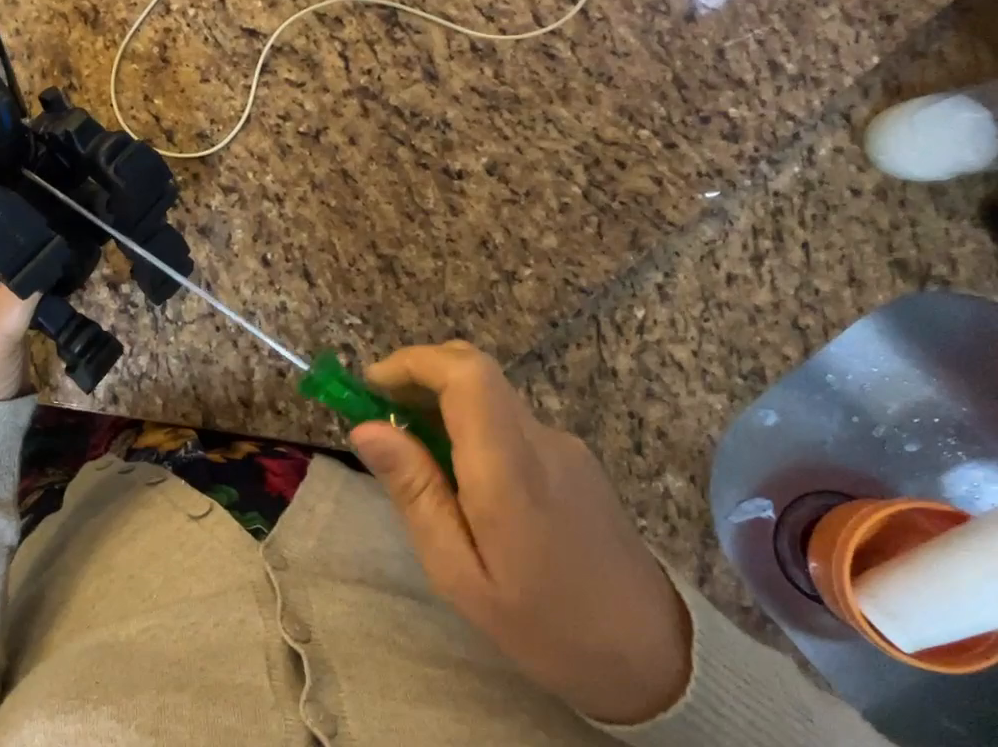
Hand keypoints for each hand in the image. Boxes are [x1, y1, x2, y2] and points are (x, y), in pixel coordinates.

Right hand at [346, 342, 691, 725]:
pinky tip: (458, 481)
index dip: (412, 362)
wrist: (654, 658)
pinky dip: (468, 428)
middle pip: (475, 371)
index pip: (466, 372)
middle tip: (380, 417)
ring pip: (489, 398)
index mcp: (511, 467)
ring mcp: (565, 448)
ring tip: (412, 459)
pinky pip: (508, 423)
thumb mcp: (458, 571)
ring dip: (440, 407)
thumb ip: (415, 492)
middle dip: (417, 378)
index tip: (370, 386)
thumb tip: (366, 428)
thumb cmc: (543, 624)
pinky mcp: (575, 461)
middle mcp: (542, 441)